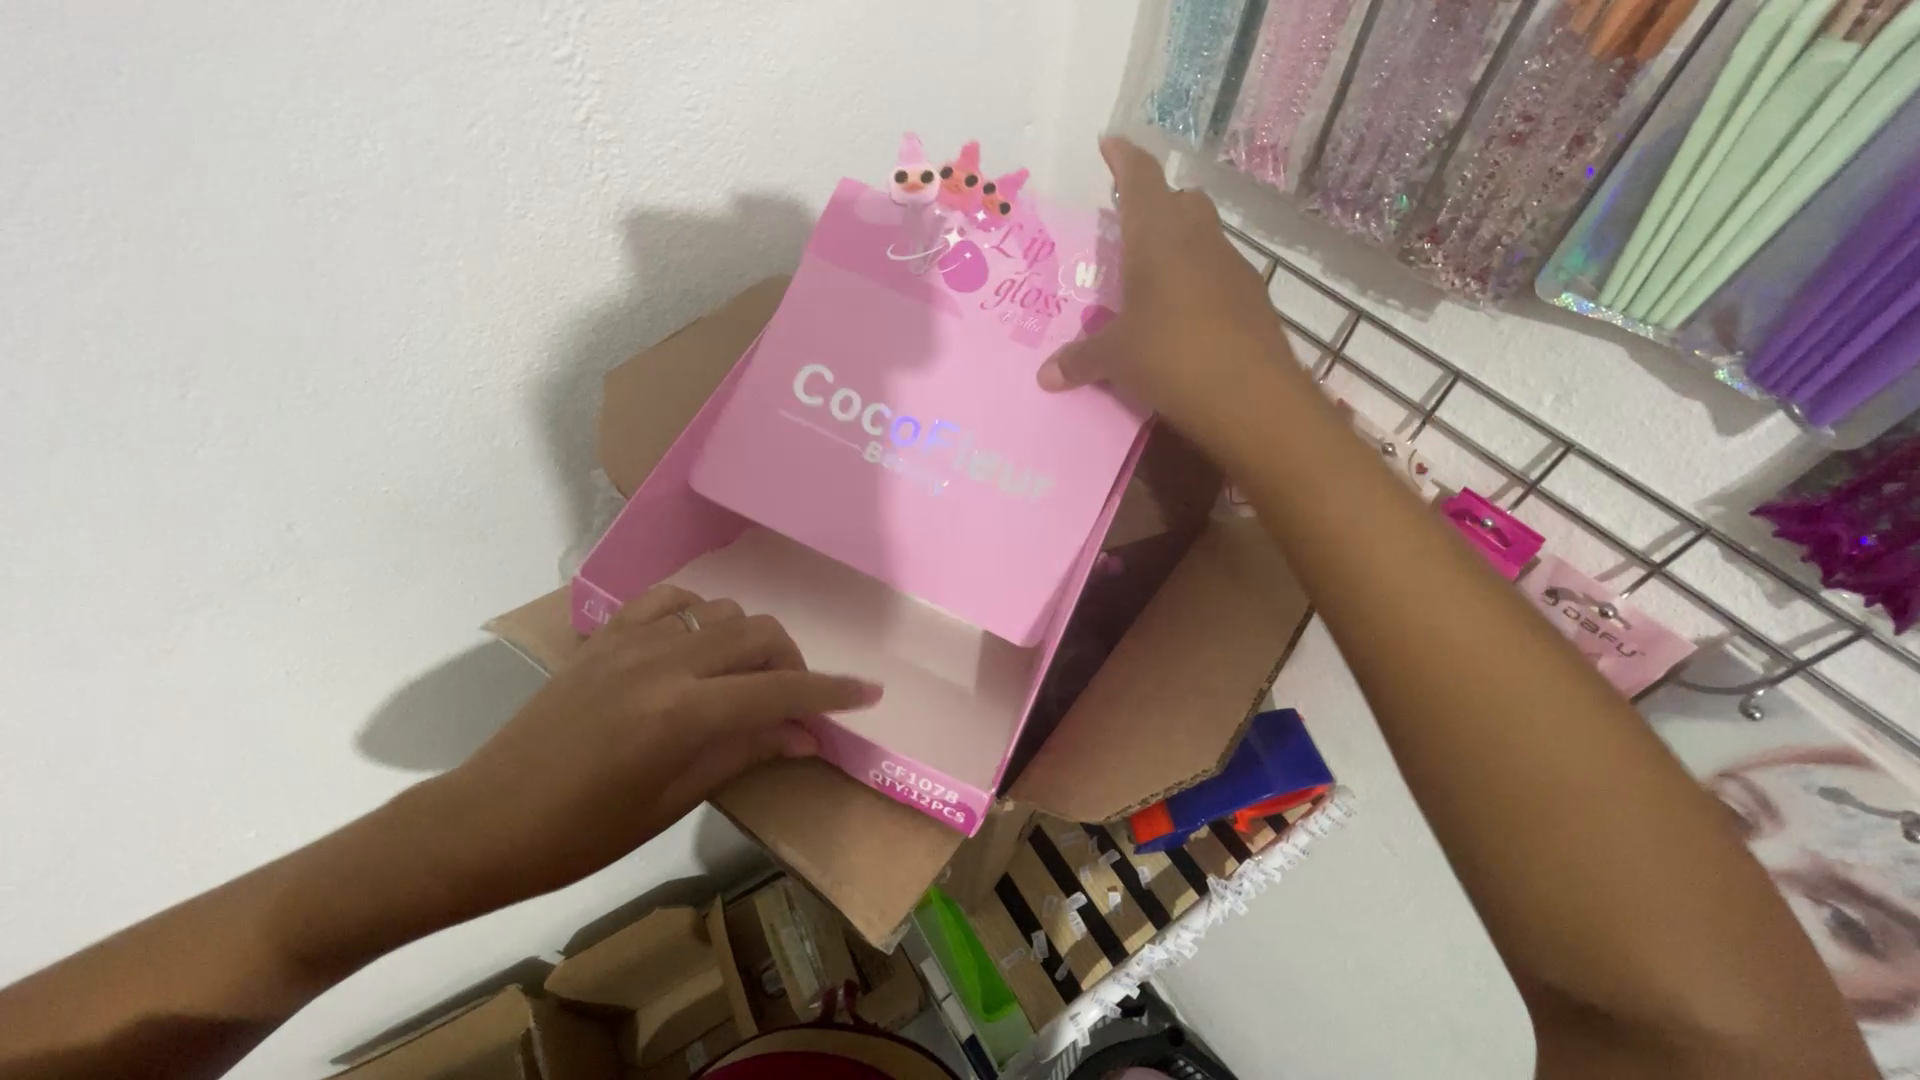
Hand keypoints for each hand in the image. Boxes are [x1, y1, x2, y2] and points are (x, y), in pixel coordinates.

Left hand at [413, 585, 880, 904]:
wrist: (482, 821)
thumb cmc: (581, 834)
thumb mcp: (672, 801)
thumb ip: (744, 753)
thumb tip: (806, 736)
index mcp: (683, 714)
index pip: (780, 689)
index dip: (832, 692)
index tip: (868, 693)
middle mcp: (664, 663)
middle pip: (760, 635)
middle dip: (794, 663)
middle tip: (793, 701)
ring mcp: (630, 642)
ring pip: (721, 611)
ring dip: (749, 640)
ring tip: (742, 678)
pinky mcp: (603, 638)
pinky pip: (668, 601)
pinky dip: (698, 615)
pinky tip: (694, 645)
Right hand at [1039, 138, 1297, 441]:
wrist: (1252, 397)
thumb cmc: (1171, 358)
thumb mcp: (1116, 360)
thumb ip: (1081, 360)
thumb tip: (1045, 376)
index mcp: (1157, 237)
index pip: (1140, 179)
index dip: (1124, 157)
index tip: (1110, 142)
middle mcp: (1198, 240)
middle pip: (1180, 201)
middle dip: (1156, 202)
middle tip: (1130, 223)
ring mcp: (1232, 267)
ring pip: (1204, 236)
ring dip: (1180, 244)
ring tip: (1153, 277)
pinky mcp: (1253, 300)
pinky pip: (1220, 274)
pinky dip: (1199, 281)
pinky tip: (1184, 316)